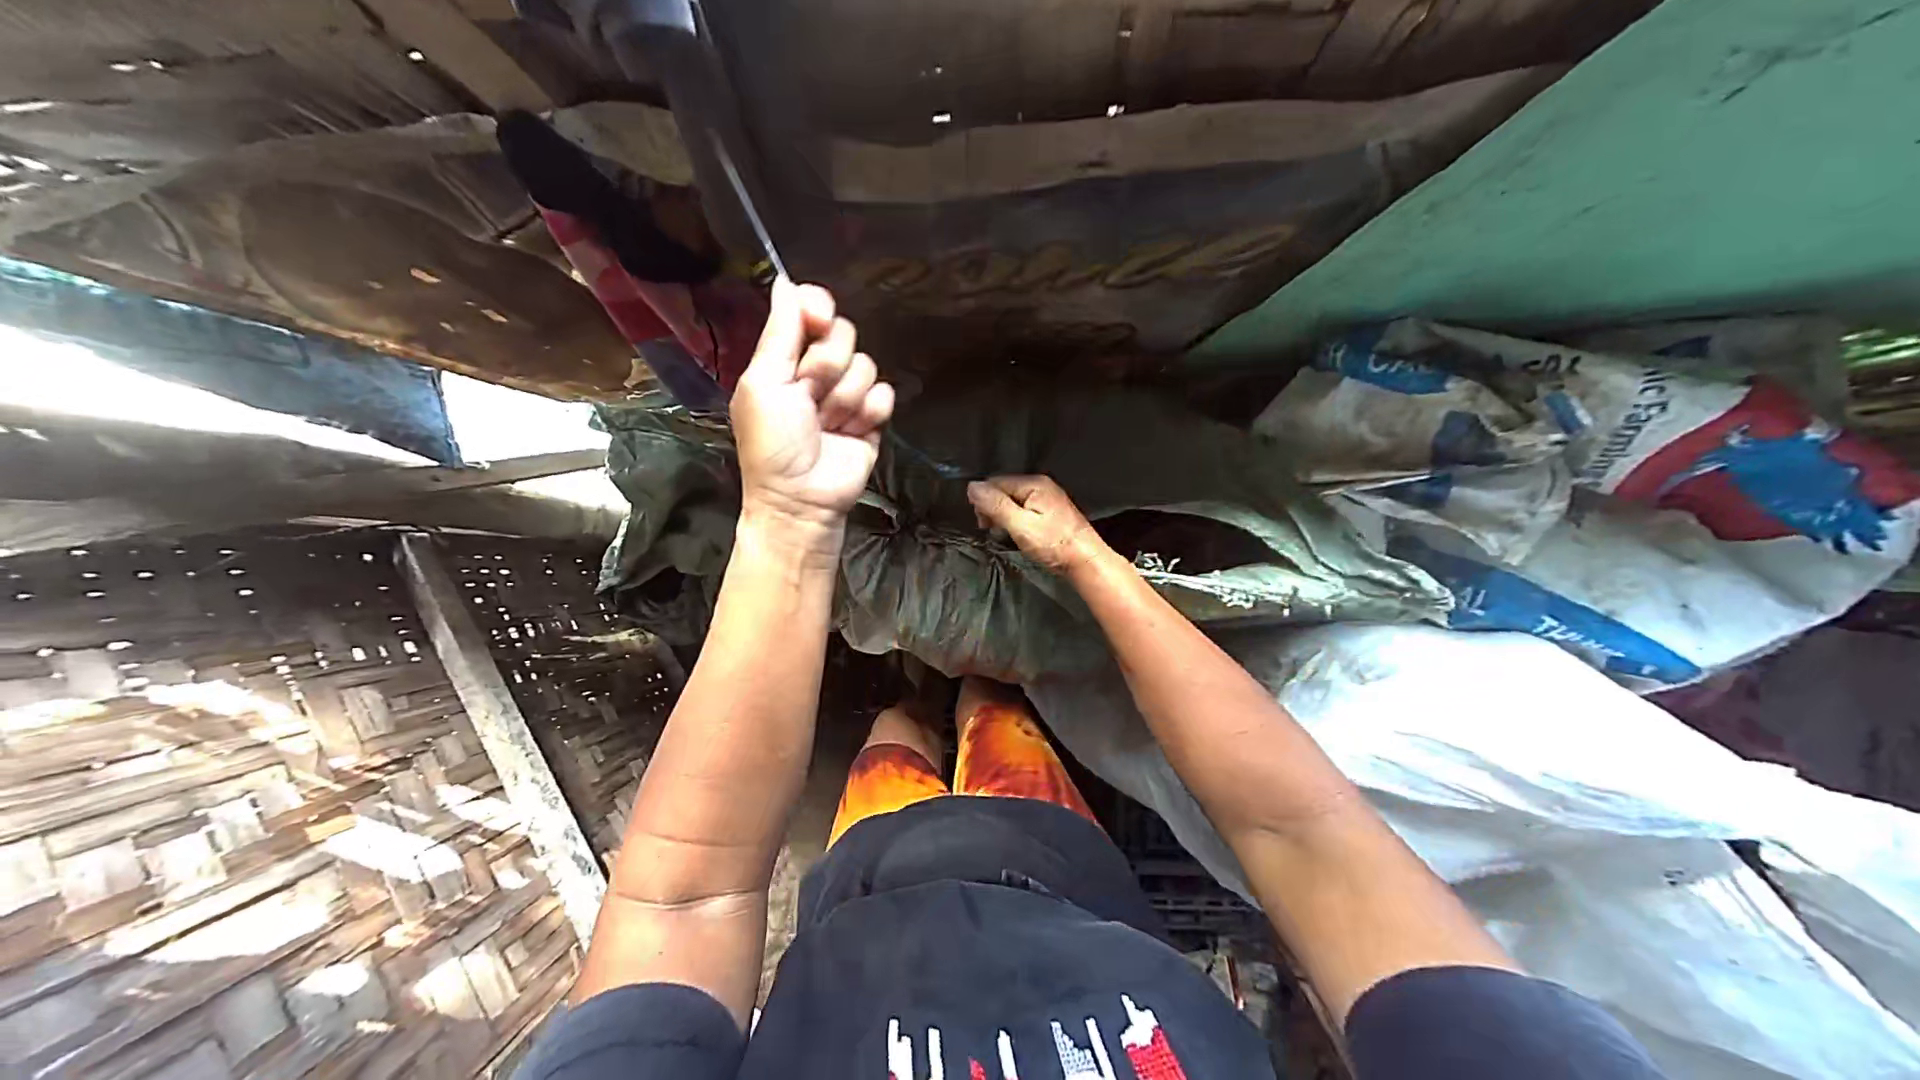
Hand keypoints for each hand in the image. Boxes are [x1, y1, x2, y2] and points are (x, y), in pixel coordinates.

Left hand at [731, 279, 894, 536]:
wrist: (802, 498)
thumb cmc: (772, 444)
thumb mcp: (763, 383)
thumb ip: (779, 332)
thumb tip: (785, 282)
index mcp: (785, 358)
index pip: (811, 309)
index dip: (818, 310)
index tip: (817, 320)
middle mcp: (817, 371)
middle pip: (843, 334)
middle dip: (827, 366)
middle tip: (809, 397)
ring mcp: (846, 394)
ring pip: (865, 365)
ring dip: (845, 398)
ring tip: (827, 424)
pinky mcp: (871, 417)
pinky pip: (885, 394)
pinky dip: (869, 413)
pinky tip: (851, 432)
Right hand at [966, 475, 1113, 574]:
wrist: (1085, 561)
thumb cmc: (1054, 545)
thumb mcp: (1020, 525)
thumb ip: (996, 505)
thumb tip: (972, 487)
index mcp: (1034, 484)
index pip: (995, 482)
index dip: (983, 502)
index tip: (984, 524)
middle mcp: (1041, 486)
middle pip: (1003, 491)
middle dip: (992, 510)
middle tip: (993, 532)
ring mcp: (1047, 499)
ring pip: (1012, 502)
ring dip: (1003, 518)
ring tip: (1006, 536)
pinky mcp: (1049, 513)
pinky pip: (1023, 510)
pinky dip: (1015, 522)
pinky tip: (1018, 536)